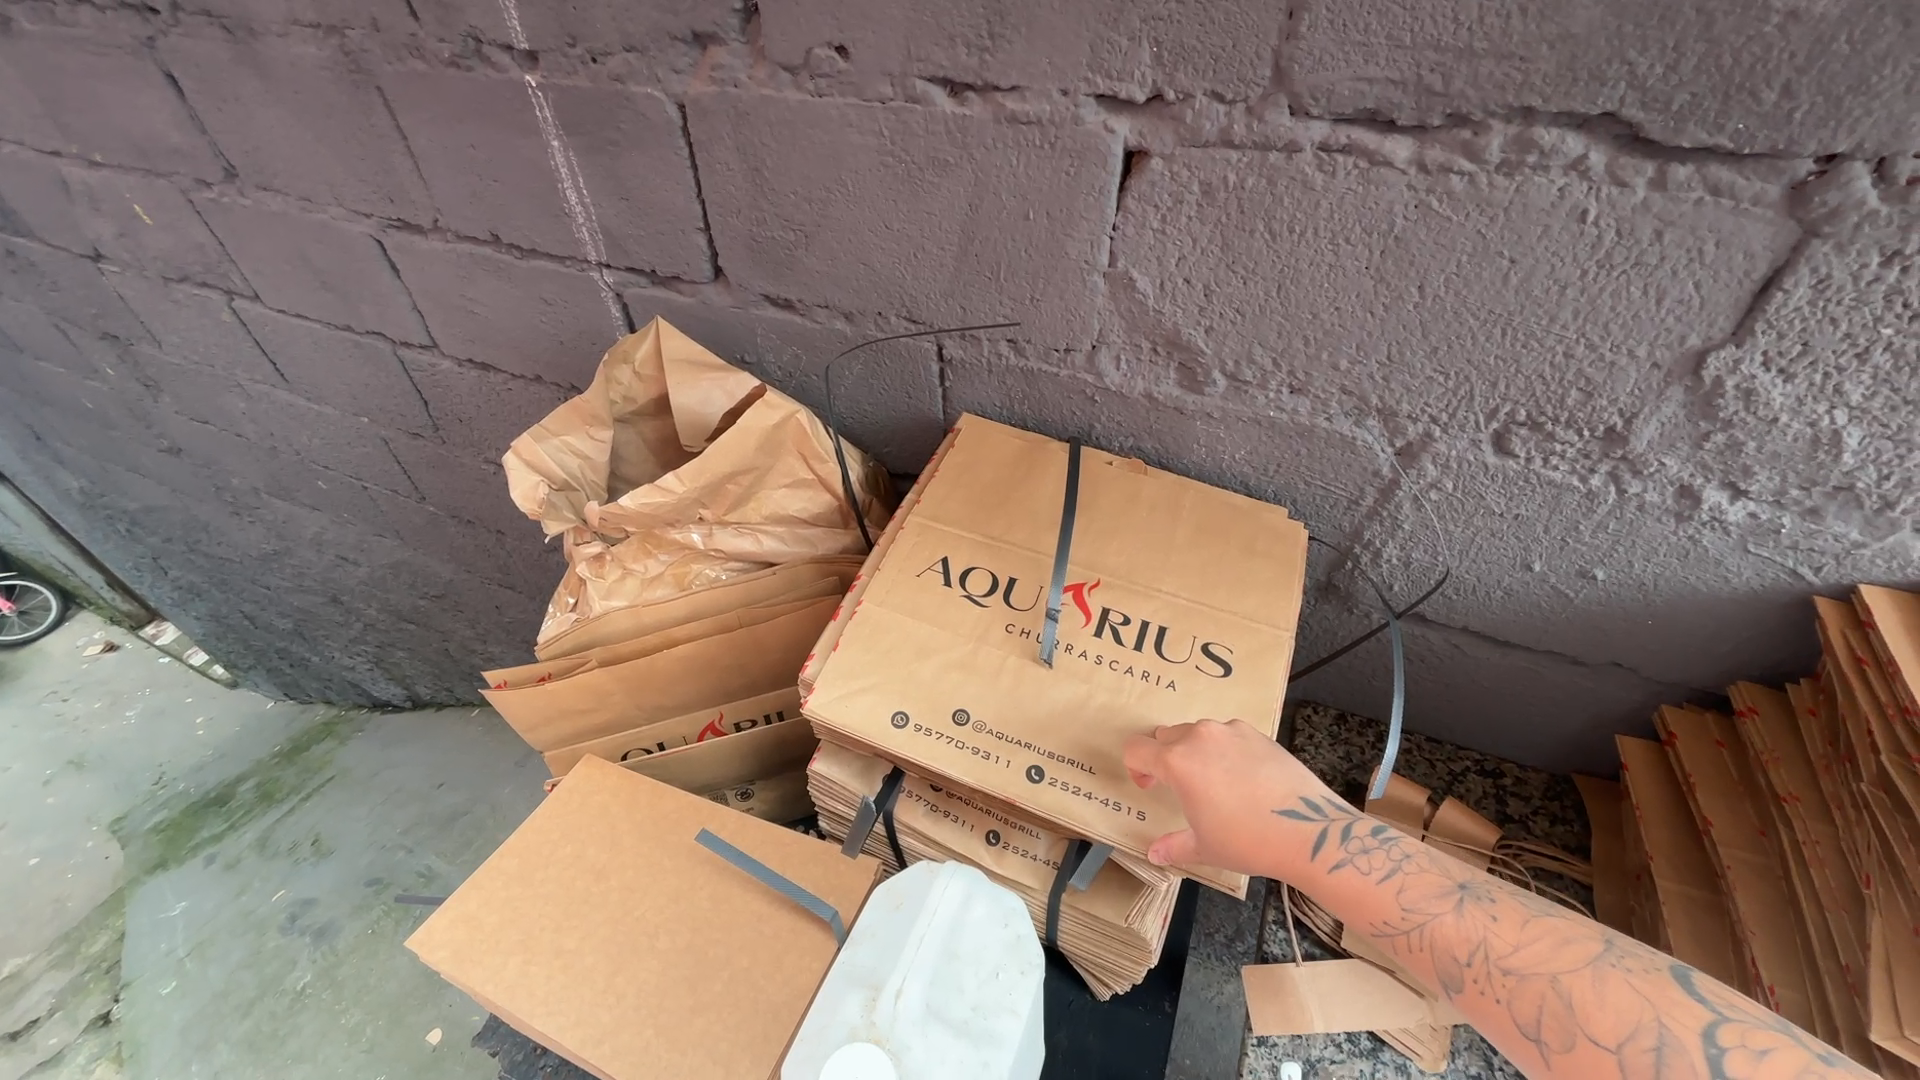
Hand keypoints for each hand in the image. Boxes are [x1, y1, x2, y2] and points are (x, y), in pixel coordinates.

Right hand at [1123, 719, 1337, 876]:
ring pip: (1197, 732)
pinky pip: (1228, 735)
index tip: (1150, 787)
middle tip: (1180, 788)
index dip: (1135, 767)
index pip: (1136, 748)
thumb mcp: (1205, 847)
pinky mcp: (1258, 733)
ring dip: (1194, 752)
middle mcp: (1199, 737)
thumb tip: (1154, 854)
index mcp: (1176, 762)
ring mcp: (1230, 731)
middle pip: (1165, 736)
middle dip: (1164, 759)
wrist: (1310, 831)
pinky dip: (1225, 750)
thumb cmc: (1248, 841)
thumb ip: (1173, 846)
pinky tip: (1244, 779)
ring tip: (1215, 784)